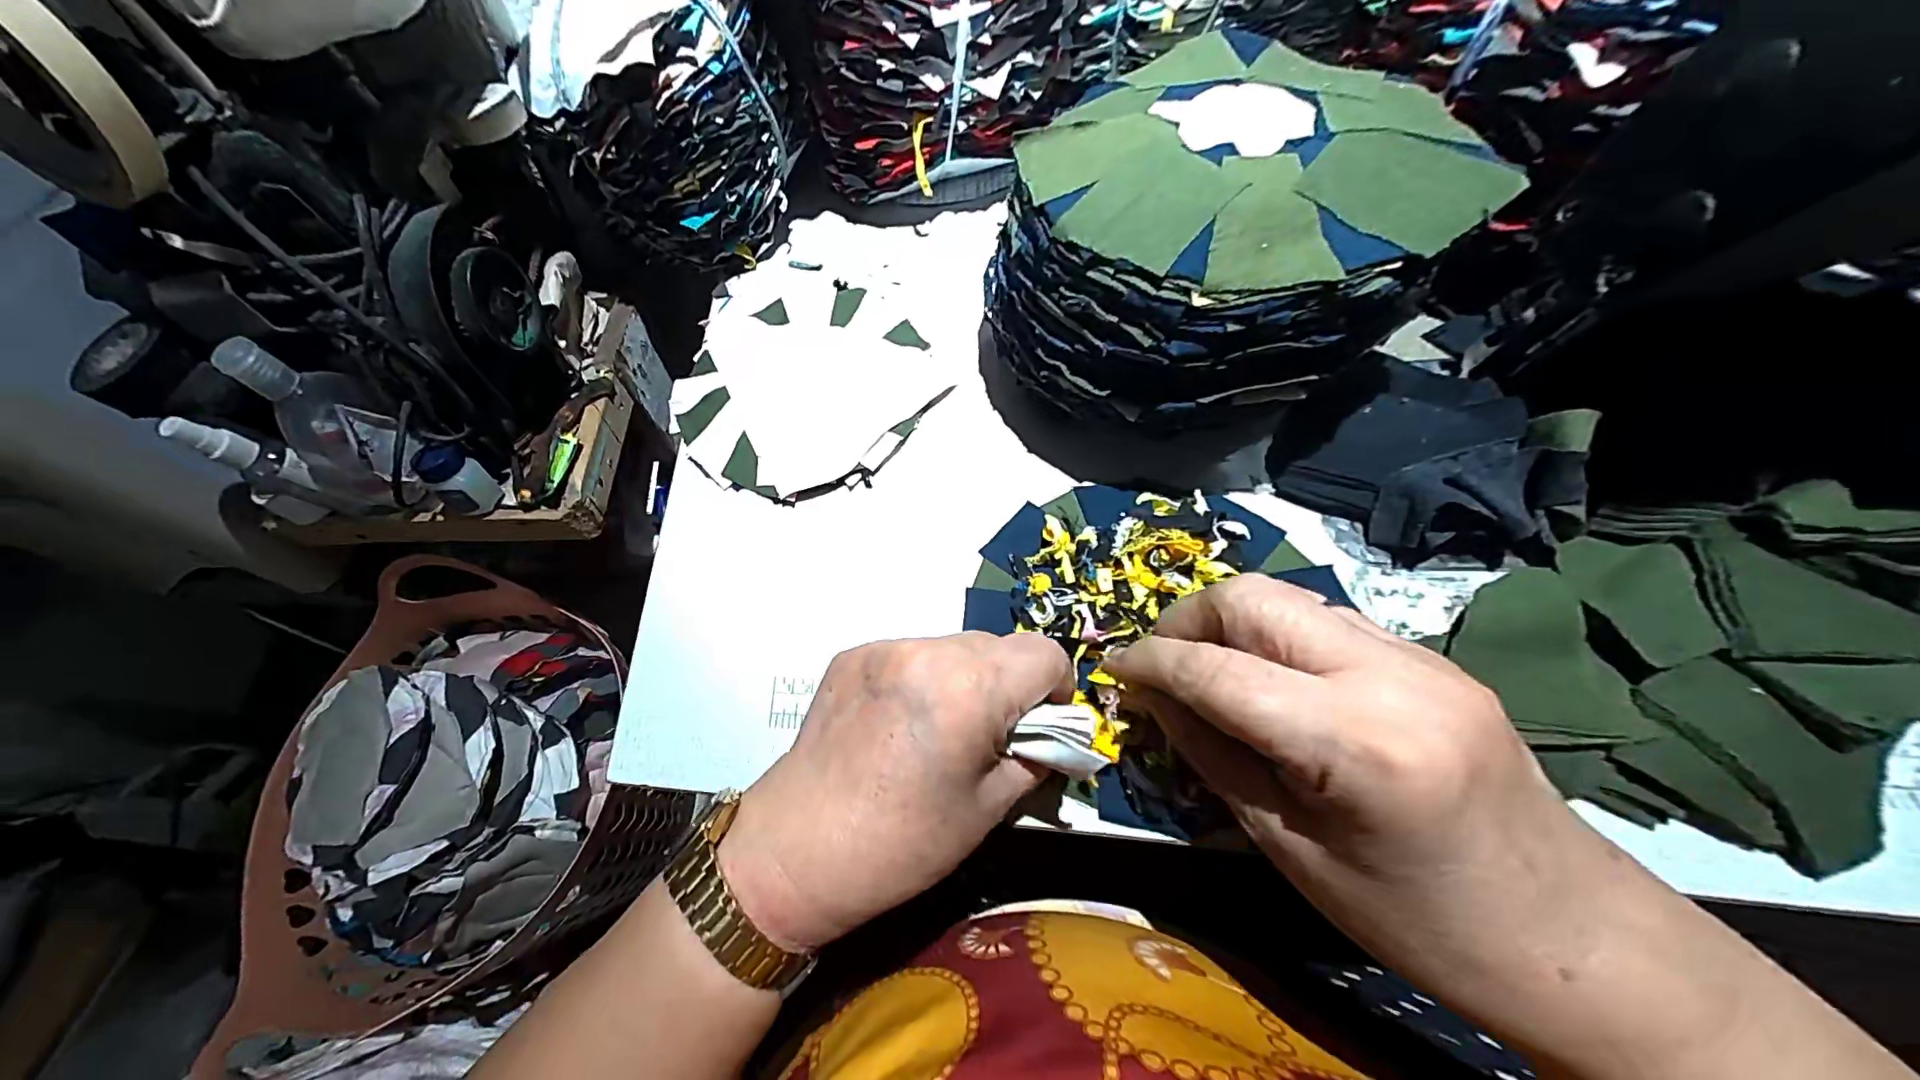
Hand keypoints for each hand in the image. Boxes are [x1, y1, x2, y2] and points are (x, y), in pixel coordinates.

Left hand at [716, 633, 1070, 950]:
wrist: (795, 851)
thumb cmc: (902, 843)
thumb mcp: (989, 808)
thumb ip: (1035, 757)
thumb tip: (1056, 737)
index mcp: (968, 687)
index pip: (1045, 655)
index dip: (1055, 691)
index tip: (1041, 727)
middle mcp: (927, 650)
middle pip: (999, 647)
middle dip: (1009, 686)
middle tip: (988, 736)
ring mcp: (884, 647)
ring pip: (955, 648)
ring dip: (966, 680)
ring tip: (940, 731)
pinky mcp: (852, 654)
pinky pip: (912, 654)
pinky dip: (923, 680)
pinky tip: (901, 724)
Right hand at [1104, 577, 1918, 1079]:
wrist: (1580, 942)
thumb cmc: (1418, 924)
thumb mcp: (1291, 850)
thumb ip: (1213, 757)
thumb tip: (1154, 699)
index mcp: (1358, 742)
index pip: (1220, 670)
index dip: (1152, 662)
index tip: (1114, 668)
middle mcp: (1394, 675)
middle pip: (1256, 597)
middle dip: (1188, 620)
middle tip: (1159, 664)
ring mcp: (1425, 658)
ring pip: (1292, 599)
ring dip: (1232, 623)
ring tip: (1205, 669)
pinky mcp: (1437, 659)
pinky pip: (1330, 623)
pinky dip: (1278, 638)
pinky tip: (1268, 679)